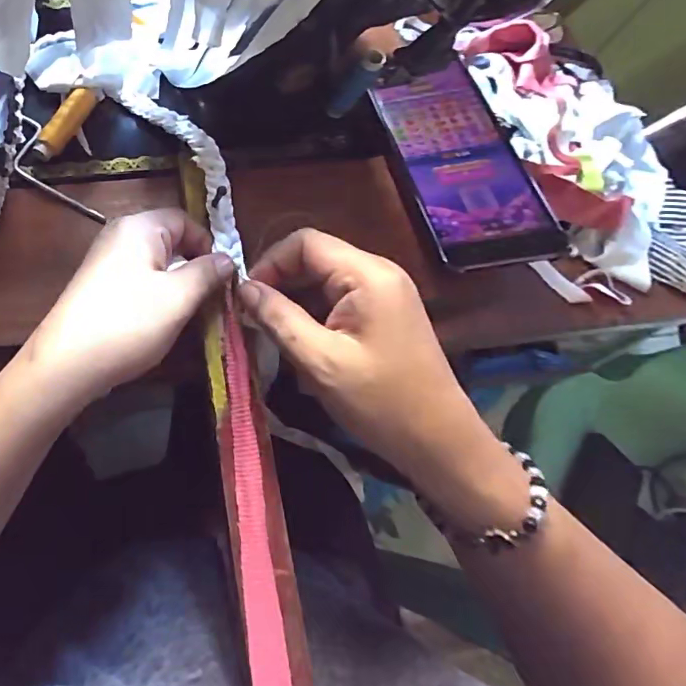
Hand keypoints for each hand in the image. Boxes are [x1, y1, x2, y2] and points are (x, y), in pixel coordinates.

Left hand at [19, 209, 233, 410]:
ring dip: (176, 286)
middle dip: (194, 267)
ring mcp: (106, 261)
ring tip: (188, 315)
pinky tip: (159, 323)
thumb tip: (227, 258)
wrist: (68, 362)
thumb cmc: (128, 322)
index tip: (223, 278)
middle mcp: (120, 235)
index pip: (185, 220)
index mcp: (139, 227)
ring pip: (155, 264)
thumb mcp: (178, 297)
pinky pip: (138, 281)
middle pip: (170, 241)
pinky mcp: (99, 286)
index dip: (208, 245)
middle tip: (211, 300)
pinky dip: (155, 296)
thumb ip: (207, 273)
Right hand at [237, 229, 512, 518]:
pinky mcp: (385, 310)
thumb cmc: (381, 402)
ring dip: (294, 299)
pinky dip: (313, 312)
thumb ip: (278, 318)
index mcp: (367, 275)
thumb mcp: (320, 361)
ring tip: (272, 332)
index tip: (246, 298)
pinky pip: (338, 296)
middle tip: (254, 317)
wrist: (441, 444)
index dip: (269, 262)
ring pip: (323, 277)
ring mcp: (385, 290)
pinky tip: (301, 342)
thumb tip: (243, 288)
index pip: (304, 242)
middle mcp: (379, 271)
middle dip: (279, 282)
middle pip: (314, 256)